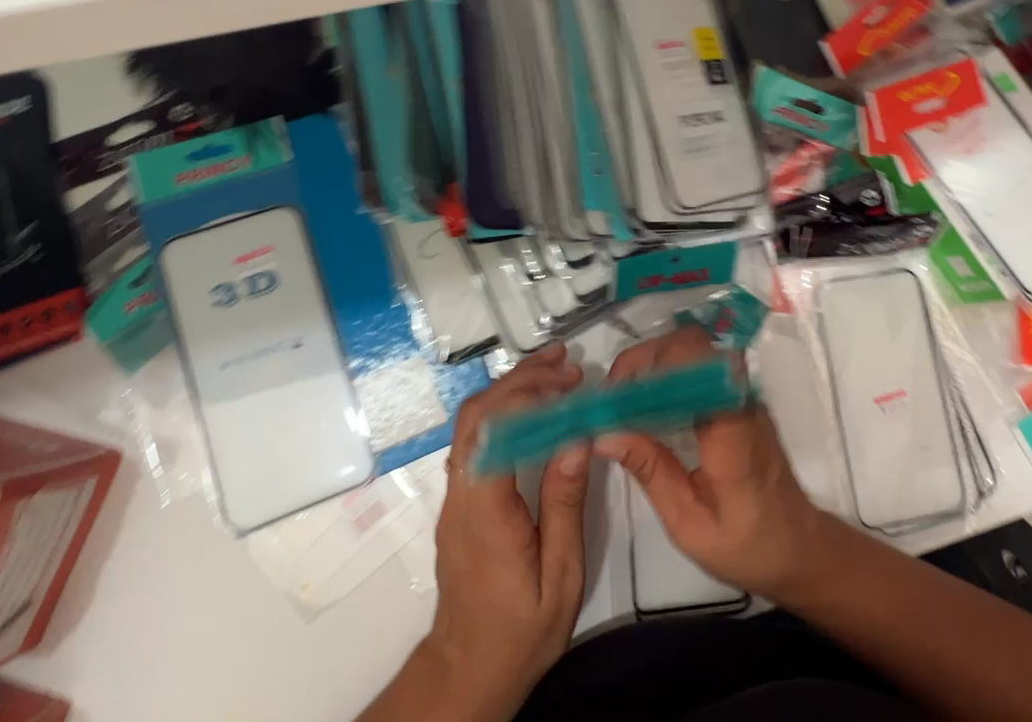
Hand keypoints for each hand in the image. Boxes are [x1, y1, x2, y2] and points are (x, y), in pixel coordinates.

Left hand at [423, 346, 591, 716]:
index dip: (529, 396)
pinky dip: (505, 413)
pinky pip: (476, 442)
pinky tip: (537, 408)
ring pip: (471, 425)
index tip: (571, 385)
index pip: (493, 432)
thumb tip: (576, 441)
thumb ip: (564, 506)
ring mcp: (455, 496)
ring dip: (511, 390)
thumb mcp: (561, 576)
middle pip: (477, 416)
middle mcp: (461, 495)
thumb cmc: (521, 631)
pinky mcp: (461, 501)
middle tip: (568, 364)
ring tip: (556, 369)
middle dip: (520, 380)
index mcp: (485, 513)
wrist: (469, 668)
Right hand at [595, 326, 834, 601]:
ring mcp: (745, 398)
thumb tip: (604, 433)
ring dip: (656, 365)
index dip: (650, 362)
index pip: (696, 362)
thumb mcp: (689, 523)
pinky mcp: (742, 403)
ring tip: (623, 400)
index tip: (614, 391)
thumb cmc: (747, 545)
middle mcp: (742, 401)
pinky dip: (670, 377)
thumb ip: (651, 472)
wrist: (800, 548)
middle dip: (645, 358)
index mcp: (731, 429)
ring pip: (698, 352)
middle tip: (612, 395)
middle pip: (693, 345)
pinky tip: (647, 407)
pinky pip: (703, 371)